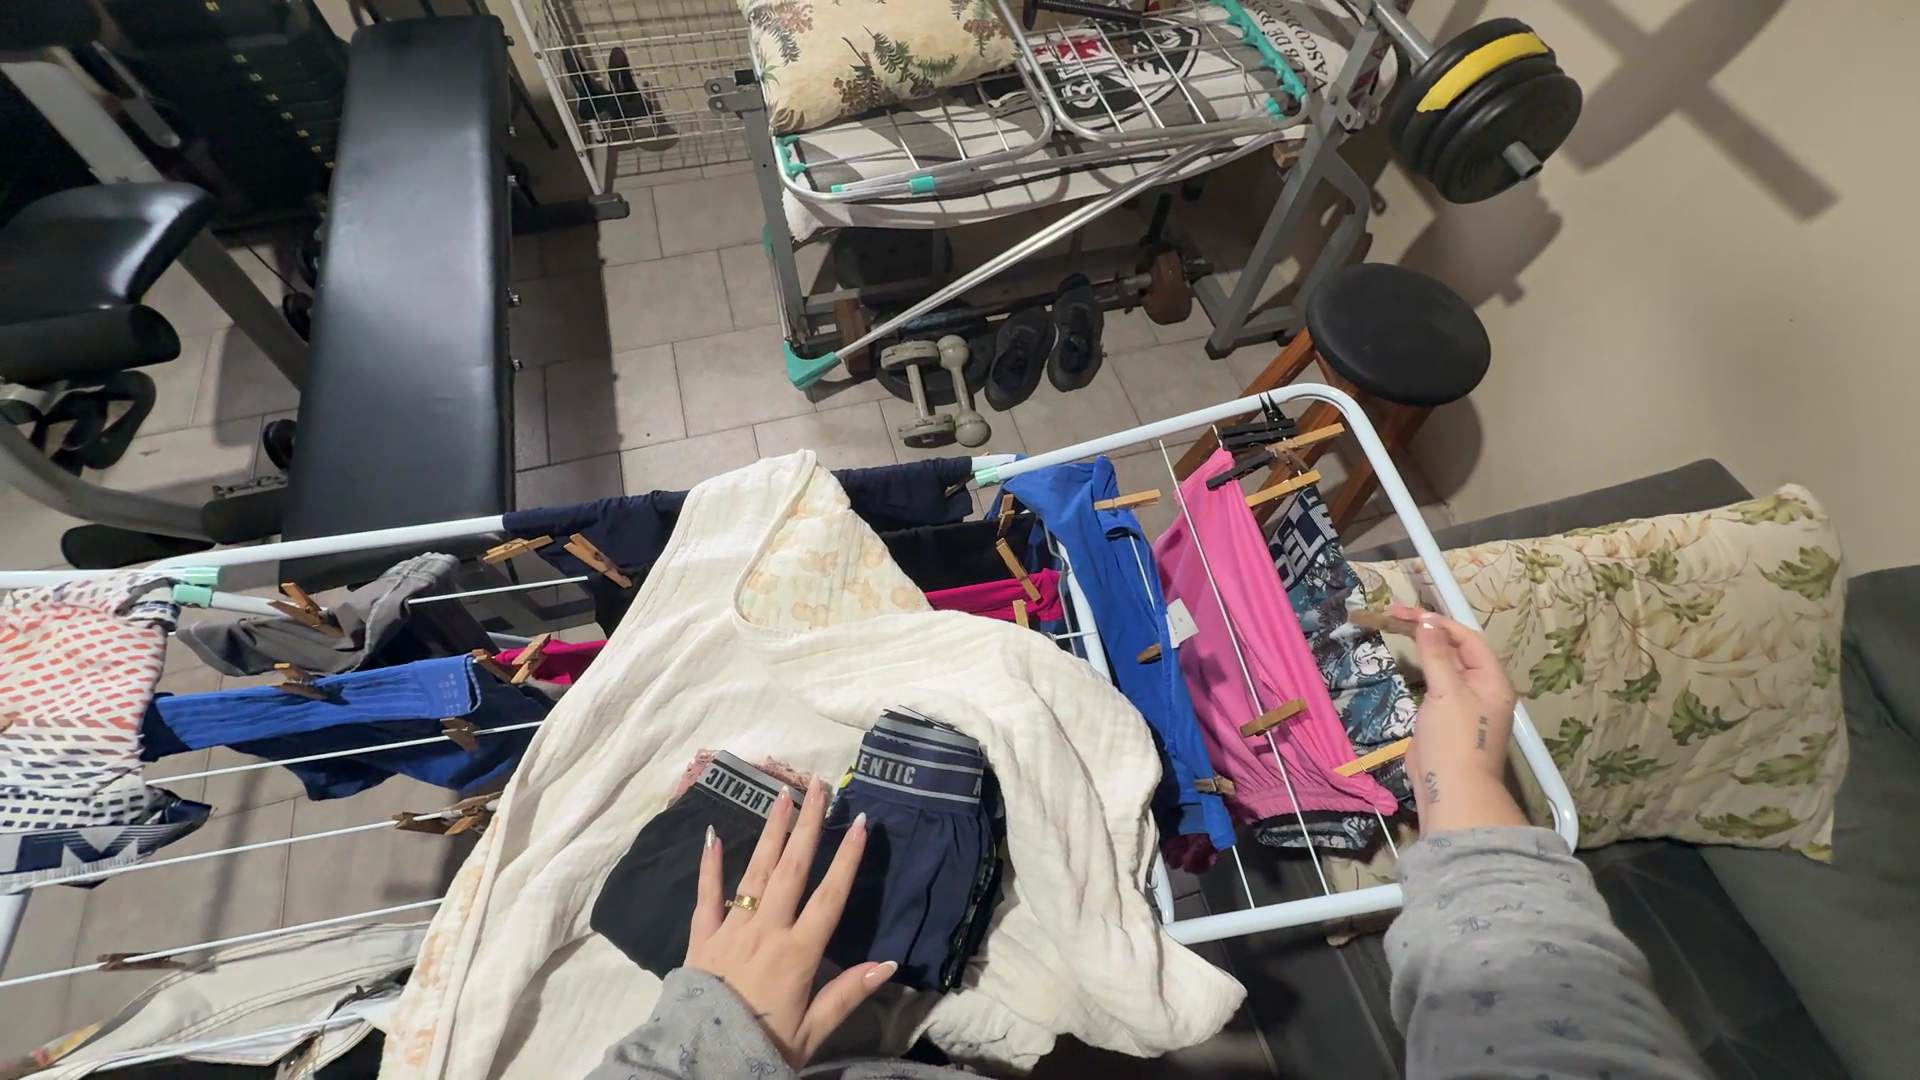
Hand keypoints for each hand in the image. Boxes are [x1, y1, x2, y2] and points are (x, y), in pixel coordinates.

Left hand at [685, 781, 896, 1067]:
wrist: (696, 1069)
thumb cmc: (762, 1050)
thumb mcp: (812, 1032)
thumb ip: (847, 994)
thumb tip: (889, 961)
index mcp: (797, 952)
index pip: (830, 894)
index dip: (848, 856)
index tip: (860, 820)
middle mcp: (766, 930)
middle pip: (792, 868)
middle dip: (808, 824)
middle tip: (819, 786)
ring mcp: (731, 930)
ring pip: (755, 871)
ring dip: (771, 831)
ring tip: (783, 795)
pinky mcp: (701, 939)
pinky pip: (706, 896)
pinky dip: (709, 866)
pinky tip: (711, 835)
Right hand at [1395, 604, 1527, 832]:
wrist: (1451, 787)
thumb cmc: (1454, 738)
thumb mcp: (1446, 692)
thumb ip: (1435, 655)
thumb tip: (1426, 622)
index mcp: (1492, 681)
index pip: (1467, 639)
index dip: (1438, 622)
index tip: (1406, 613)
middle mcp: (1482, 688)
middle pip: (1456, 649)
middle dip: (1429, 630)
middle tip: (1395, 617)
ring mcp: (1464, 703)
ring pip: (1444, 664)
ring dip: (1423, 647)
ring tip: (1397, 631)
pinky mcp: (1446, 715)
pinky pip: (1435, 682)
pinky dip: (1420, 667)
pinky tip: (1405, 662)